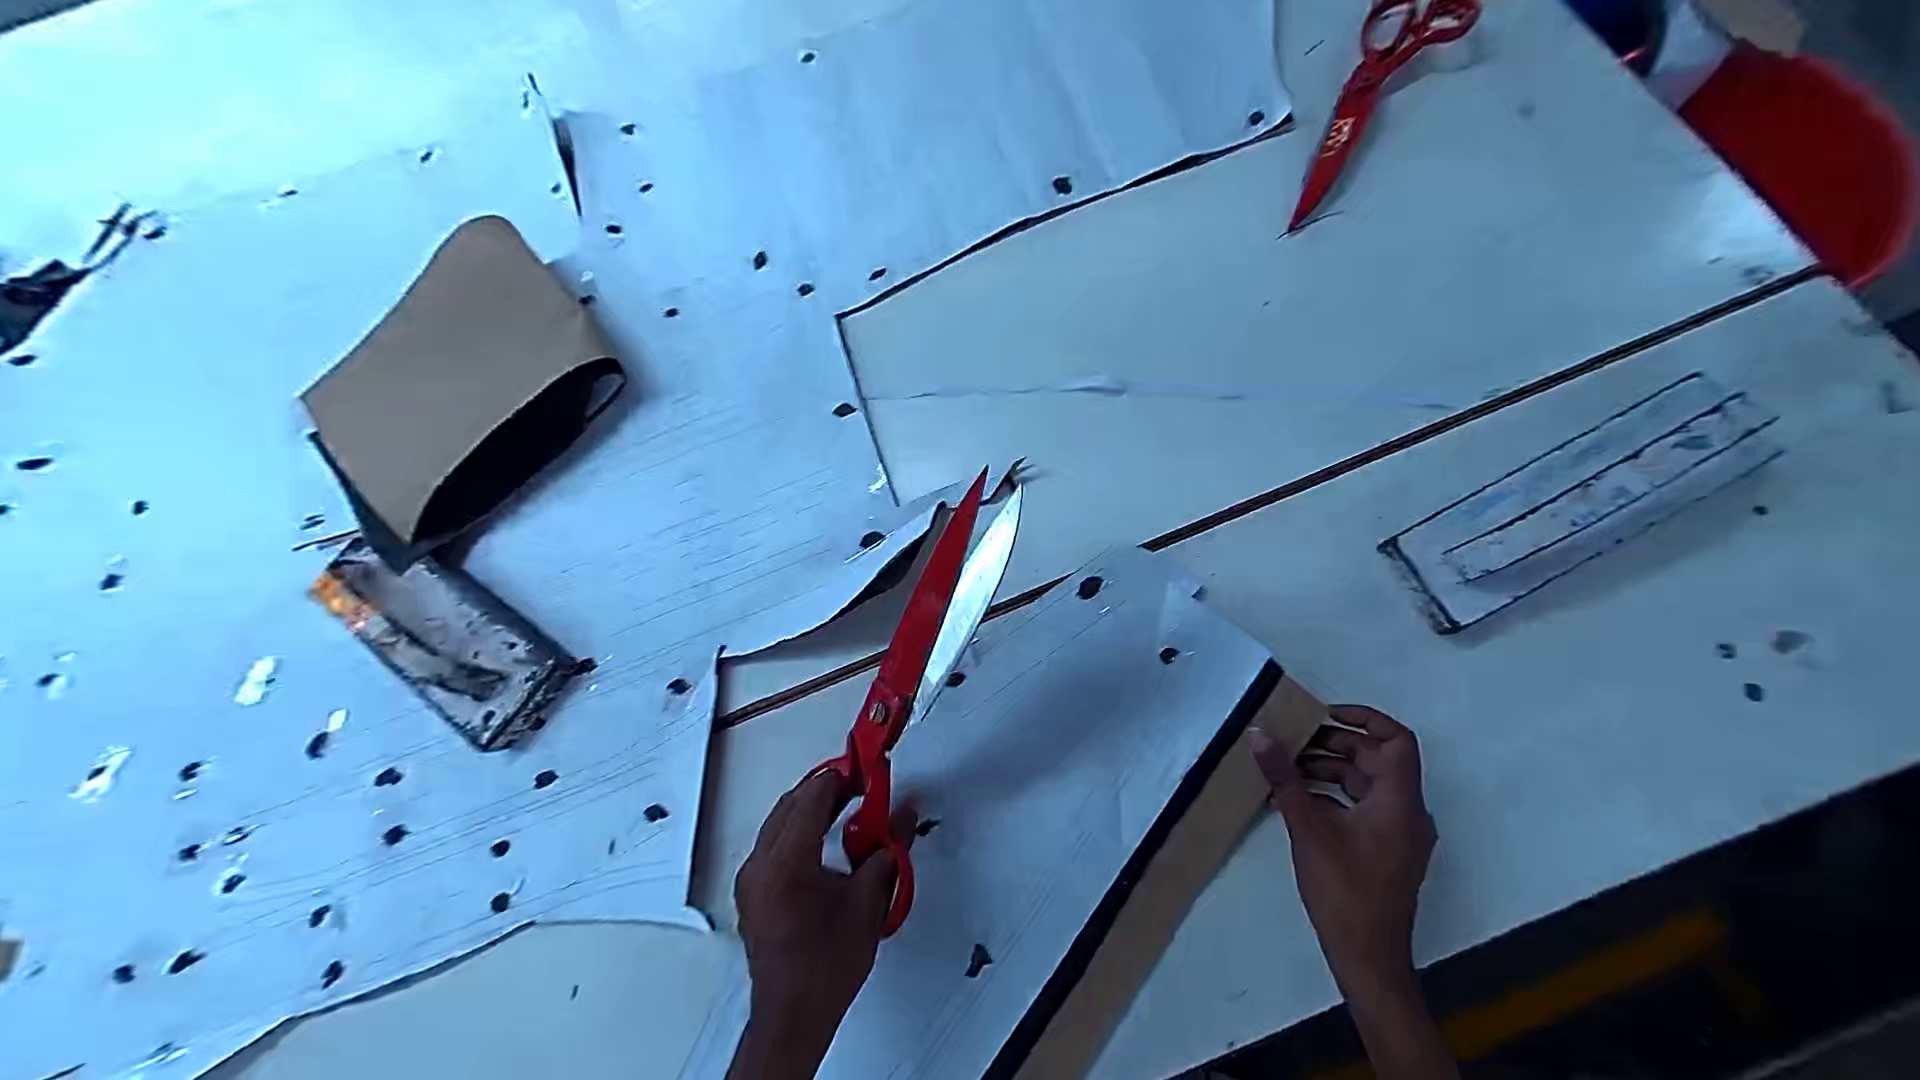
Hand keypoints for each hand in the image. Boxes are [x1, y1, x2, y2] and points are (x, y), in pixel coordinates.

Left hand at [728, 771, 914, 1079]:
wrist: (795, 1015)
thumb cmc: (823, 970)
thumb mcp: (868, 901)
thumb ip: (887, 849)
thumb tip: (901, 818)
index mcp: (786, 862)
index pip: (812, 796)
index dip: (842, 778)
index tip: (864, 770)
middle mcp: (761, 865)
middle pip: (792, 803)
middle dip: (827, 788)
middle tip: (859, 785)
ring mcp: (752, 879)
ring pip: (779, 820)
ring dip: (811, 807)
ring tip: (846, 807)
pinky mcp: (753, 891)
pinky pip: (774, 842)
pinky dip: (799, 829)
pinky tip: (824, 836)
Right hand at [1248, 705, 1436, 999]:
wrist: (1367, 957)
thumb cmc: (1343, 889)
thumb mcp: (1306, 826)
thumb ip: (1283, 777)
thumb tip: (1258, 734)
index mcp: (1400, 803)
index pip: (1397, 741)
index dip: (1364, 718)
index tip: (1323, 714)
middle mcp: (1407, 812)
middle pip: (1375, 759)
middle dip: (1332, 744)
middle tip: (1290, 739)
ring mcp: (1397, 832)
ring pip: (1365, 782)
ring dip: (1326, 769)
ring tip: (1284, 769)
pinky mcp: (1384, 848)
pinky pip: (1360, 805)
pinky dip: (1330, 794)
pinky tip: (1293, 799)